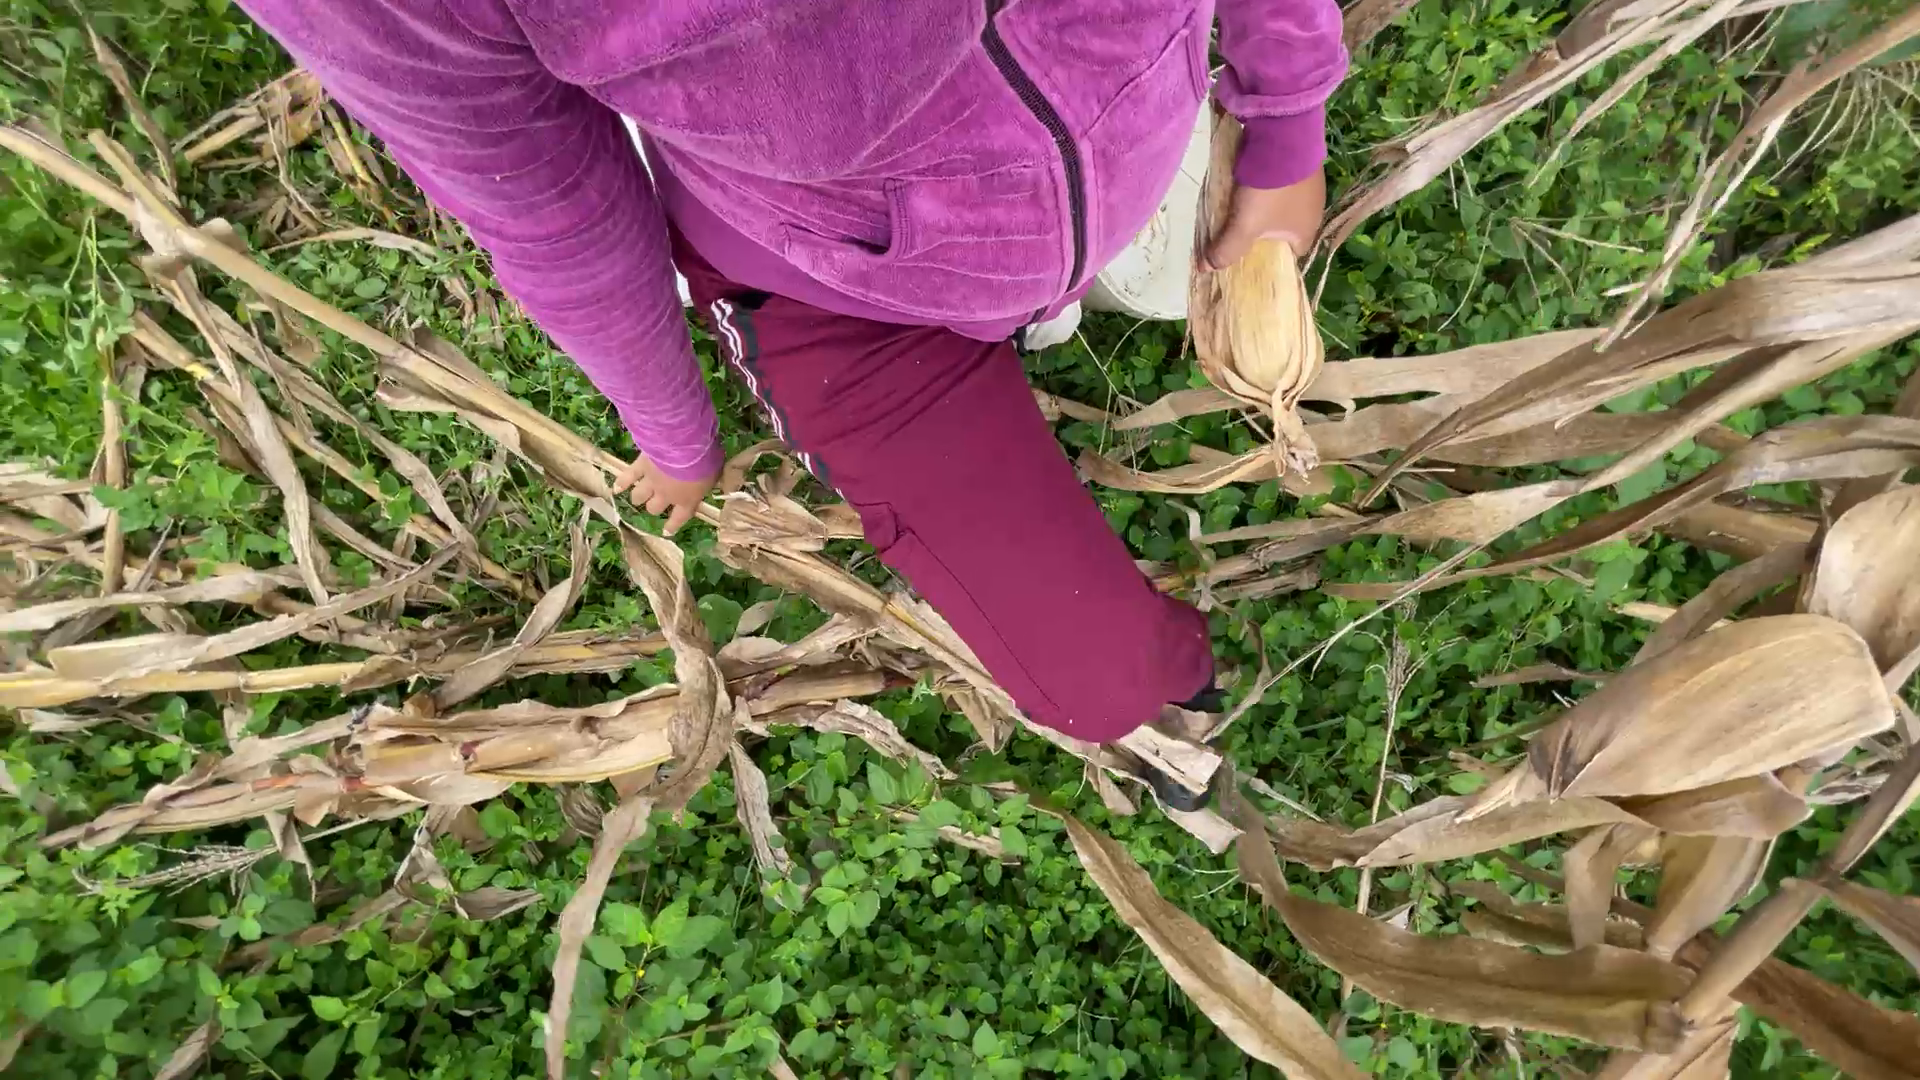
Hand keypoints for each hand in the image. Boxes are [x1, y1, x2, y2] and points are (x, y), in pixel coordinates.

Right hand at [612, 456, 715, 535]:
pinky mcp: (640, 467)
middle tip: (655, 504)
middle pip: (654, 508)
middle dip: (654, 507)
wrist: (686, 445)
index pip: (679, 518)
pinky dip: (621, 483)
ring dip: (638, 497)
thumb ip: (715, 482)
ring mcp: (651, 482)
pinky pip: (627, 478)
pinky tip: (616, 489)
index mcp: (687, 500)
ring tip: (637, 498)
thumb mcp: (717, 475)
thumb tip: (724, 486)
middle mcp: (666, 495)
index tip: (666, 531)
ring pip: (639, 496)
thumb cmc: (707, 462)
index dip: (672, 525)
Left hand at [1204, 166, 1324, 269]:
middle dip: (1260, 238)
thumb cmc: (1268, 191)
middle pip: (1282, 233)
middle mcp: (1314, 209)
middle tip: (1236, 239)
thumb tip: (1205, 269)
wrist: (1282, 134)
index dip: (1269, 261)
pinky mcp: (1300, 164)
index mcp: (1307, 230)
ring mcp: (1309, 184)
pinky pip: (1279, 187)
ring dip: (1260, 213)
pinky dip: (1264, 192)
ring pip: (1279, 209)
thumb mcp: (1243, 227)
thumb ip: (1225, 250)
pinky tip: (1246, 190)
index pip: (1290, 257)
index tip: (1248, 260)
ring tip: (1237, 215)